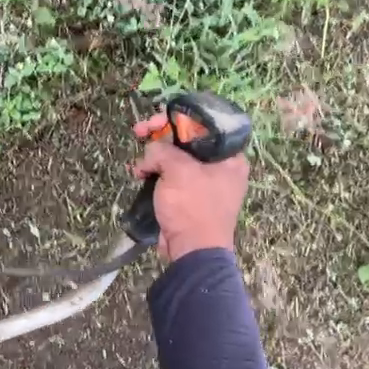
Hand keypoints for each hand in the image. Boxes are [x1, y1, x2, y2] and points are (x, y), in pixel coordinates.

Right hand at [131, 113, 249, 263]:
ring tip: (138, 166)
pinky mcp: (188, 196)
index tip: (154, 121)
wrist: (192, 250)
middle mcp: (220, 166)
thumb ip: (163, 150)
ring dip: (153, 157)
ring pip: (175, 158)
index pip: (204, 124)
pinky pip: (170, 175)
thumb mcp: (178, 170)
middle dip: (160, 136)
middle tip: (138, 132)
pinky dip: (155, 172)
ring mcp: (203, 182)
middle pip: (186, 140)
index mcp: (229, 157)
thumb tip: (151, 151)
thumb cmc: (193, 207)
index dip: (177, 118)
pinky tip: (140, 175)